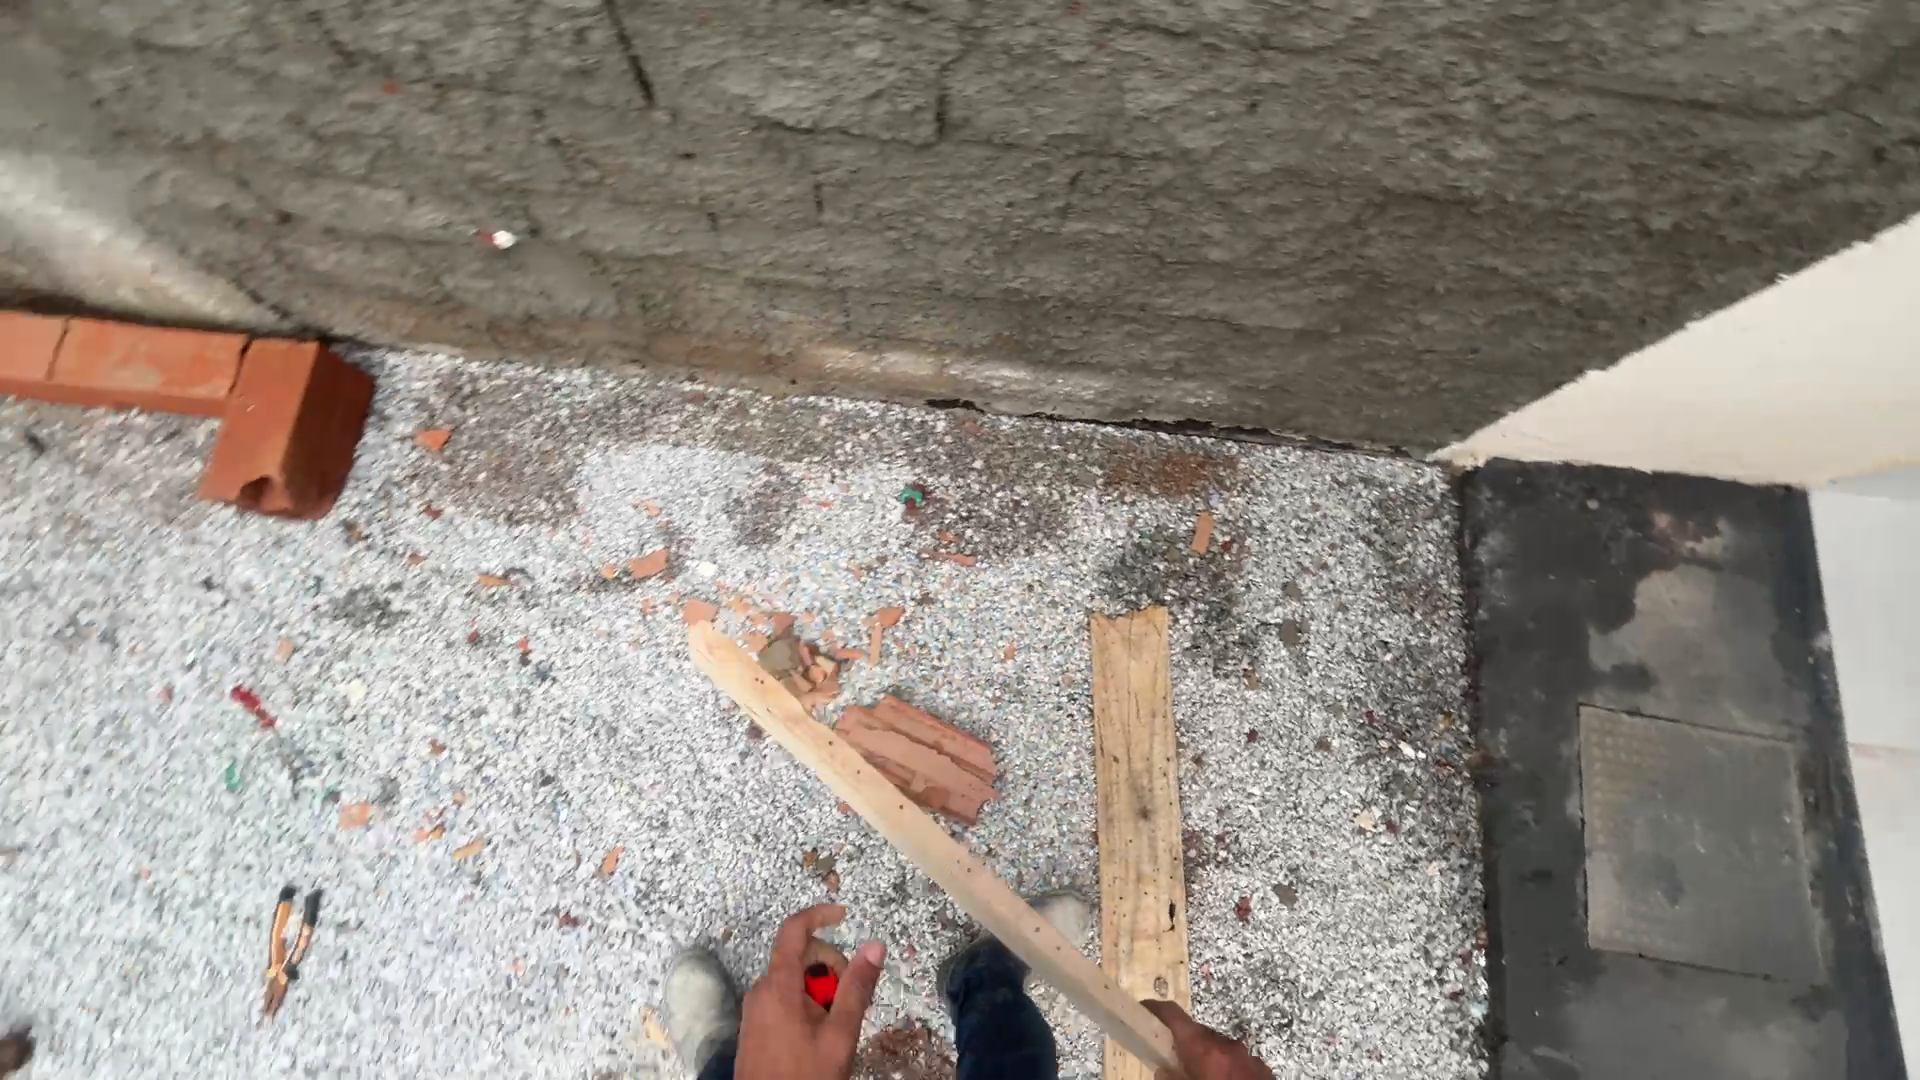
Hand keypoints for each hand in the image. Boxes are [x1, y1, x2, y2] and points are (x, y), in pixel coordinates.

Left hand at [735, 904, 885, 1079]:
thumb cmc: (804, 1077)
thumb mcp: (839, 1036)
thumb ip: (857, 987)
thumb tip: (876, 944)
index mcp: (778, 985)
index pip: (794, 929)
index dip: (819, 914)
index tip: (845, 916)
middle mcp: (761, 990)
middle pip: (801, 956)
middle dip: (831, 967)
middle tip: (852, 1001)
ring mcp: (756, 1010)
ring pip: (795, 980)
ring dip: (821, 990)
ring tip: (839, 1025)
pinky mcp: (755, 1028)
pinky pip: (785, 998)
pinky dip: (807, 1003)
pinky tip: (822, 1034)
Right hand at [1141, 1000, 1275, 1079]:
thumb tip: (1160, 1071)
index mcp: (1201, 1046)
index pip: (1173, 1013)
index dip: (1156, 1008)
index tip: (1143, 1008)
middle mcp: (1223, 1042)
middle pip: (1196, 1032)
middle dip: (1184, 1042)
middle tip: (1173, 1059)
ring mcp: (1246, 1054)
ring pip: (1217, 1046)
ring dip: (1207, 1056)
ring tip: (1202, 1076)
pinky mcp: (1262, 1068)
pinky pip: (1237, 1059)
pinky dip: (1226, 1067)